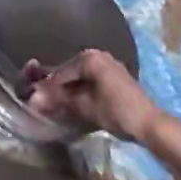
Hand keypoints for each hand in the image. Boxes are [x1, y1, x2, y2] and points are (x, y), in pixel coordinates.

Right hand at [21, 49, 163, 141]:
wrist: (148, 124)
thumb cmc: (115, 111)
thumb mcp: (84, 106)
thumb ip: (58, 99)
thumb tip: (32, 98)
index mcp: (90, 58)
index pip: (61, 73)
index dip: (47, 88)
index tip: (34, 100)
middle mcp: (98, 55)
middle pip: (70, 72)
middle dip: (58, 88)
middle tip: (45, 104)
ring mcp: (109, 65)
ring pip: (80, 77)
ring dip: (70, 90)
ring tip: (59, 106)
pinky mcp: (115, 77)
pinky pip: (91, 80)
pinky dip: (82, 90)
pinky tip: (76, 103)